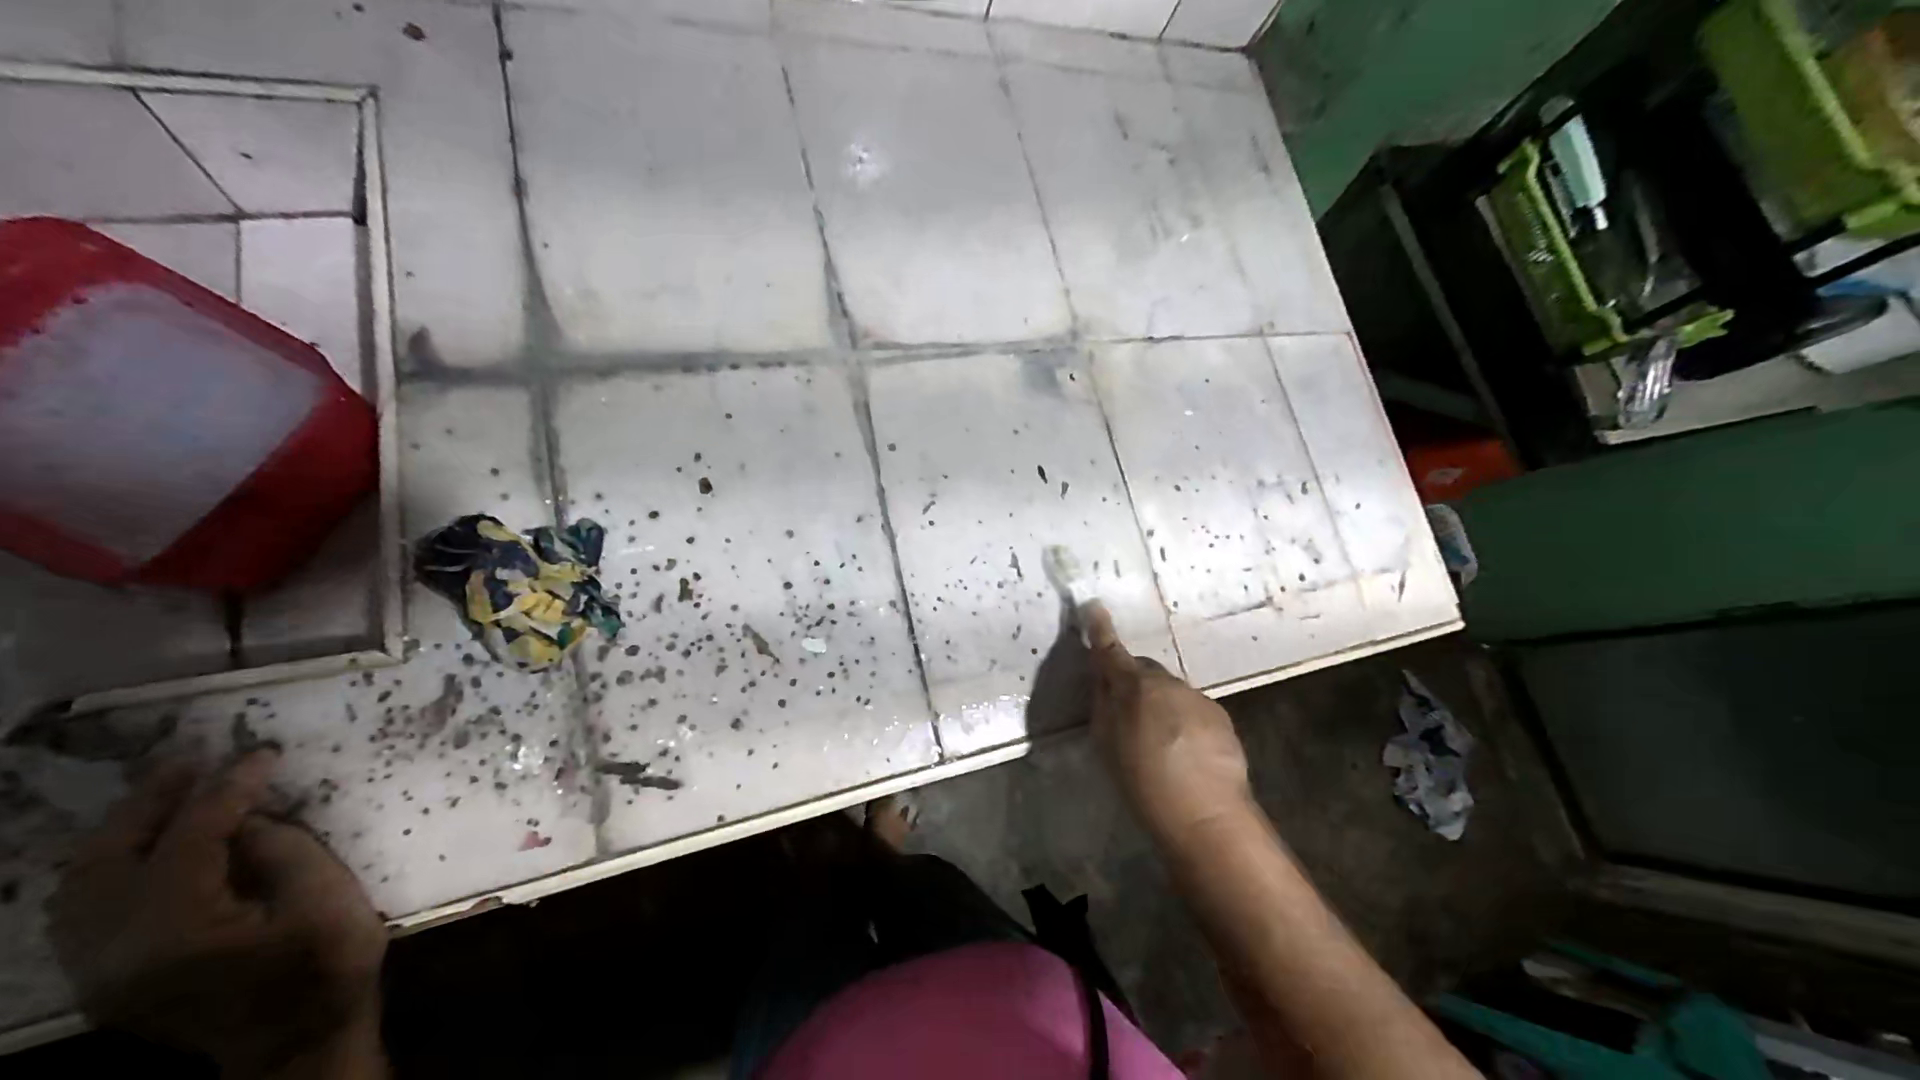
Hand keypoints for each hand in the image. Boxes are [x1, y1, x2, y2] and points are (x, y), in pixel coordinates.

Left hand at [47, 749, 388, 1078]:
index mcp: (176, 931)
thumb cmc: (327, 965)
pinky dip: (113, 864)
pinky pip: (86, 909)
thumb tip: (251, 816)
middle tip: (195, 759)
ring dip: (124, 831)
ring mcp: (100, 971)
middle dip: (152, 802)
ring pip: (83, 884)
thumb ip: (285, 848)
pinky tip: (150, 842)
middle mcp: (115, 952)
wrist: (298, 1041)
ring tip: (169, 790)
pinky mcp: (108, 977)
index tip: (261, 753)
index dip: (227, 789)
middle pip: (111, 860)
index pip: (191, 839)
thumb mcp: (327, 897)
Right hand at [1085, 603, 1253, 842]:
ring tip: (1160, 744)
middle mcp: (1165, 682)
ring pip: (1170, 691)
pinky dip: (1184, 720)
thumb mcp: (1107, 745)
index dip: (1100, 630)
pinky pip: (1192, 708)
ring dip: (1160, 705)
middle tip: (1128, 717)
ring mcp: (1196, 696)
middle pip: (1143, 671)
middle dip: (1133, 684)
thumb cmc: (1143, 782)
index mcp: (1131, 687)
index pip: (1110, 651)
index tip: (1094, 608)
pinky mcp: (1219, 714)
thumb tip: (1104, 680)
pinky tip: (1186, 752)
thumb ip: (1104, 706)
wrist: (1206, 814)